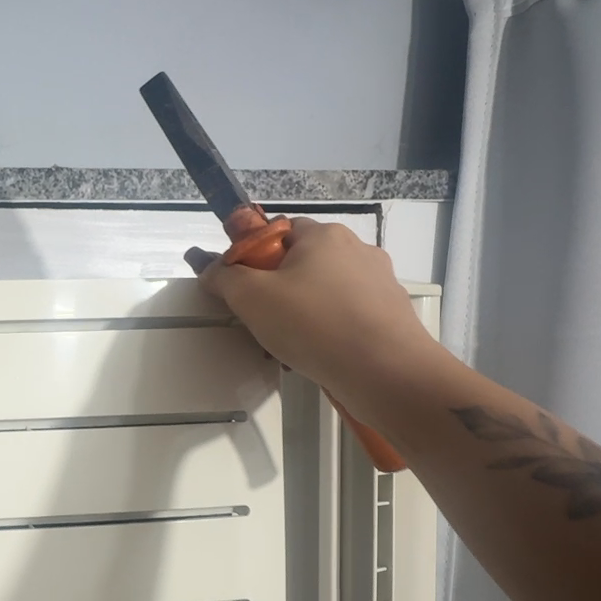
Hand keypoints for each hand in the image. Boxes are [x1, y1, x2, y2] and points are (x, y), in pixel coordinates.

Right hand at [190, 218, 444, 410]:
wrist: (385, 370)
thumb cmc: (312, 324)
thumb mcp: (250, 297)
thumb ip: (224, 277)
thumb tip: (211, 269)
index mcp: (323, 235)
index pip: (278, 230)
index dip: (254, 255)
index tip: (242, 286)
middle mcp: (355, 249)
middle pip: (301, 261)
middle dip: (276, 287)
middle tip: (259, 318)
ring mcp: (378, 280)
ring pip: (322, 290)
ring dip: (300, 310)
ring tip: (286, 344)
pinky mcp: (389, 312)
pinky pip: (344, 313)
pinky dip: (326, 328)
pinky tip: (315, 353)